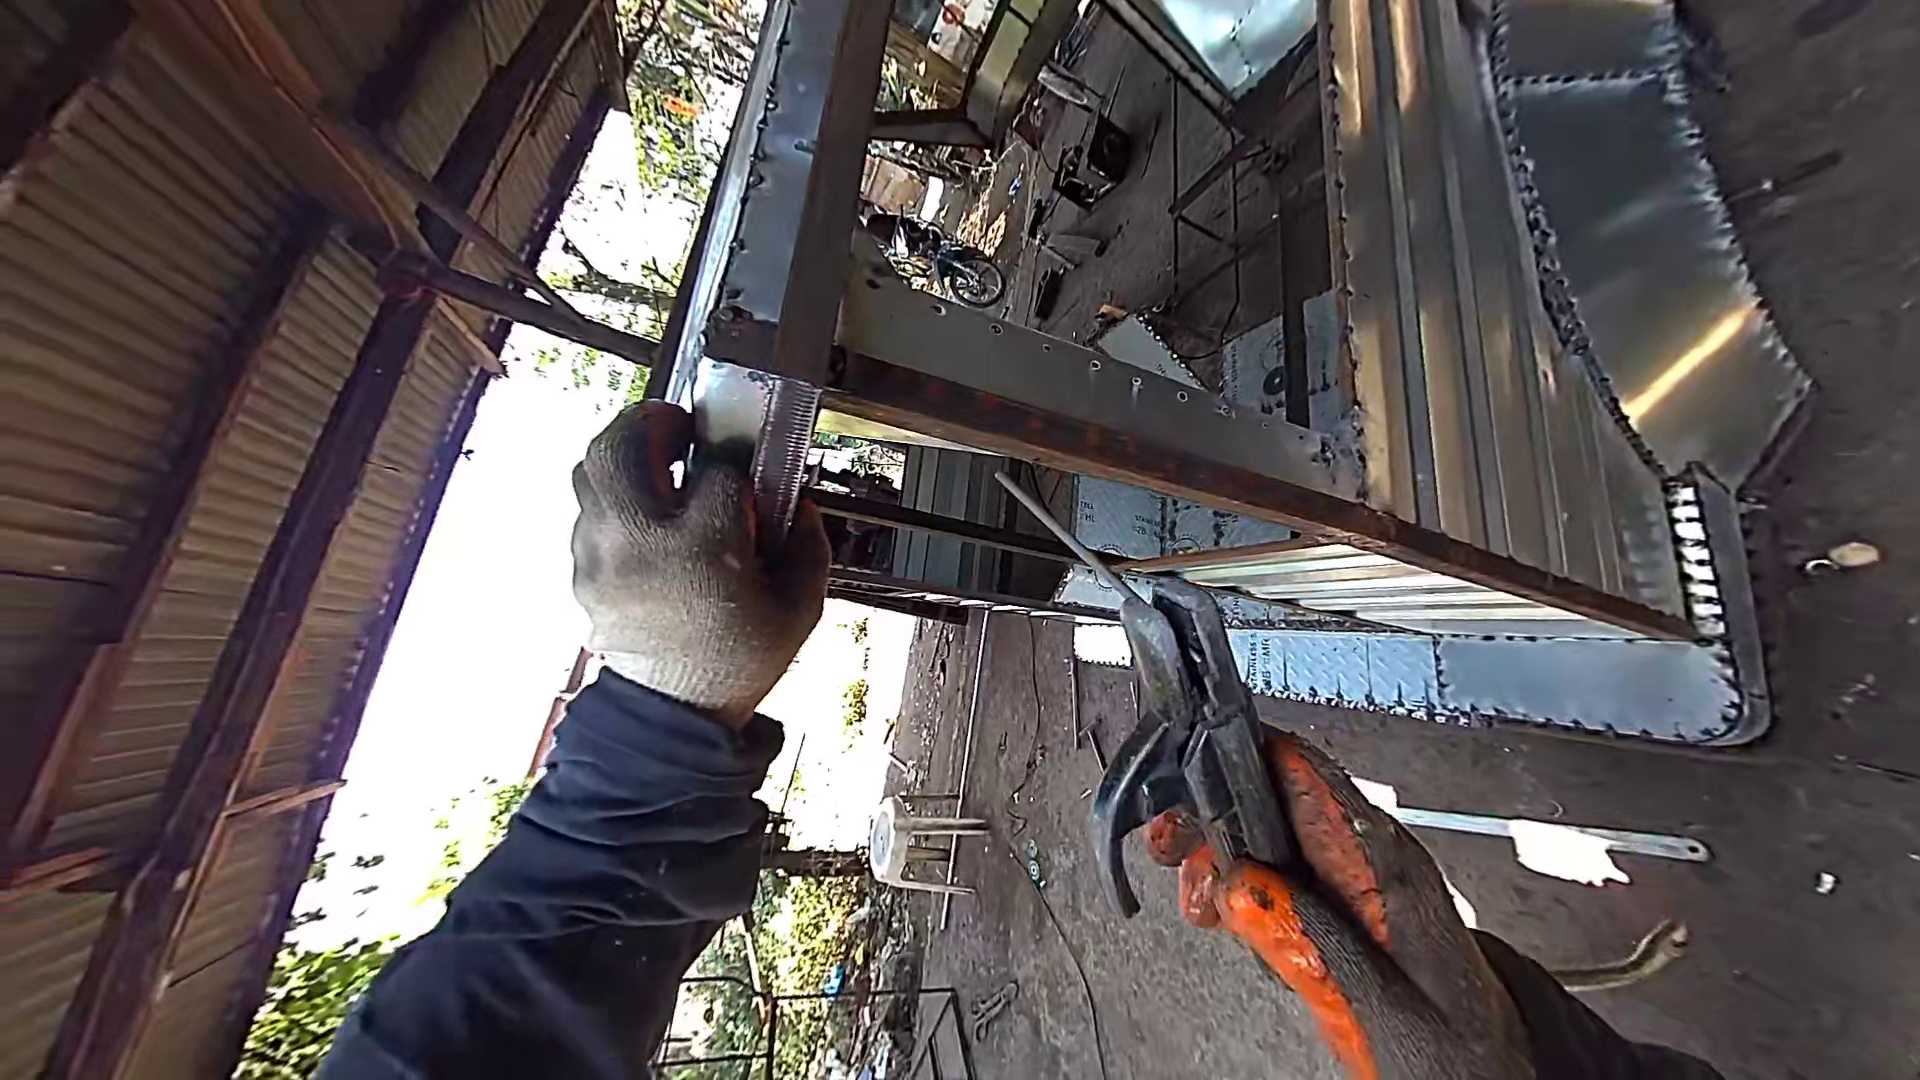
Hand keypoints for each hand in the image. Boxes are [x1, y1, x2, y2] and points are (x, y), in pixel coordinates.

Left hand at [570, 402, 829, 726]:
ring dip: (626, 451)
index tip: (747, 486)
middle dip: (654, 420)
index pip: (720, 474)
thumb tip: (800, 504)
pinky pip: (588, 510)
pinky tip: (646, 513)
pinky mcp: (582, 572)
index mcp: (706, 548)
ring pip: (592, 470)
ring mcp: (602, 556)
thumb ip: (809, 545)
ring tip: (657, 459)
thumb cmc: (742, 659)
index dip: (739, 472)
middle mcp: (643, 542)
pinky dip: (615, 495)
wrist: (676, 714)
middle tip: (679, 424)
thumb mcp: (802, 607)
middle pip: (624, 445)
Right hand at [1148, 735, 1533, 1079]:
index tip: (1183, 778)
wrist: (1493, 1076)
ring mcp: (1347, 864)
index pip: (1293, 764)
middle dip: (1206, 812)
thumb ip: (1308, 940)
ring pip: (1260, 824)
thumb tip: (1238, 883)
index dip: (1231, 756)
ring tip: (1197, 897)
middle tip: (1170, 845)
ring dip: (1214, 851)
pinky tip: (1227, 909)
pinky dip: (1236, 876)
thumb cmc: (1456, 1056)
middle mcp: (1360, 846)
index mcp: (1375, 857)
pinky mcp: (1336, 886)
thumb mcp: (1381, 1008)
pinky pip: (1273, 859)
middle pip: (1263, 790)